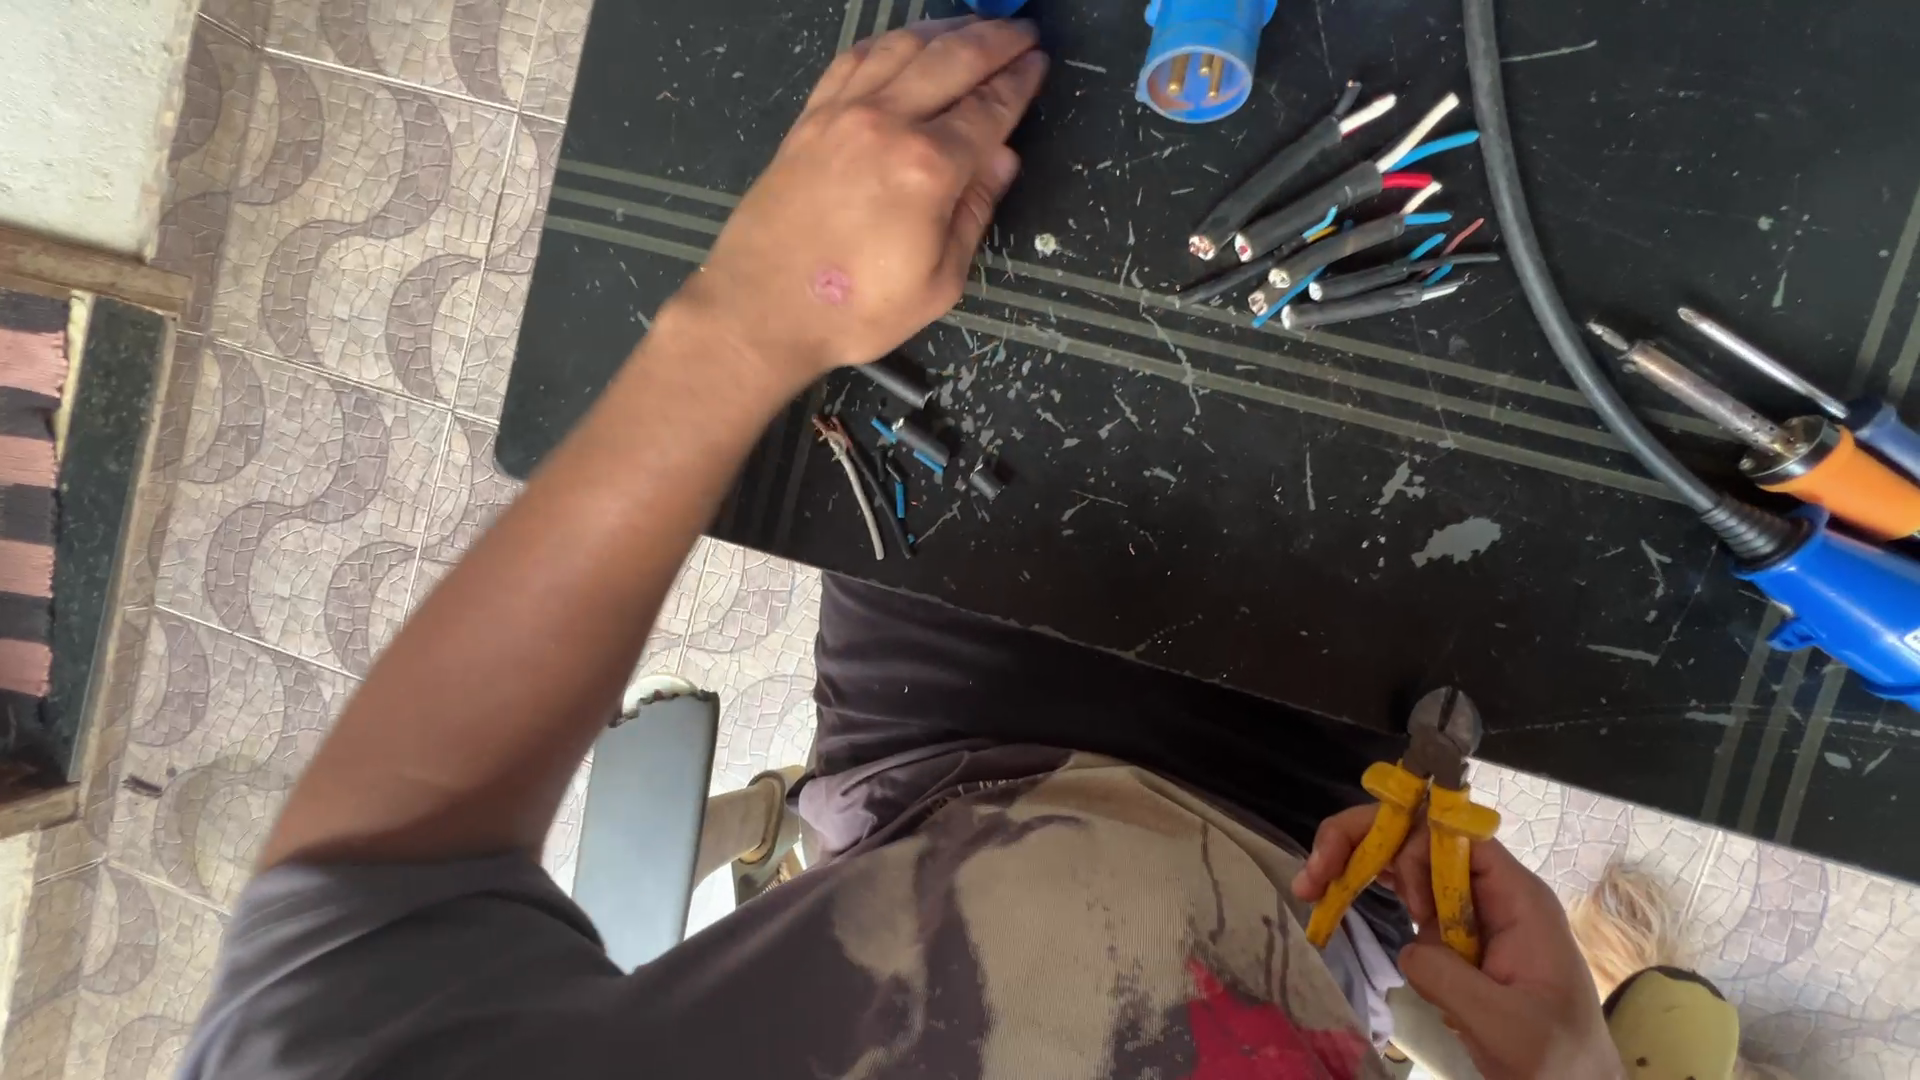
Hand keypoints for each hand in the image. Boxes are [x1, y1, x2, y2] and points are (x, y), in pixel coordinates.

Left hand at [675, 17, 1047, 389]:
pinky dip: (888, 42)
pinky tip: (905, 43)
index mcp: (928, 169)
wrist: (764, 310)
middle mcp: (887, 123)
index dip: (1018, 84)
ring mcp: (842, 114)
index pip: (987, 111)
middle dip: (994, 41)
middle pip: (951, 61)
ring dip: (946, 30)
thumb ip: (974, 215)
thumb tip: (1003, 160)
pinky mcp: (809, 119)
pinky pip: (854, 60)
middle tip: (1022, 31)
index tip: (1038, 64)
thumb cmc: (857, 312)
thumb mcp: (938, 284)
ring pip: (903, 47)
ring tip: (974, 27)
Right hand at [1292, 805, 1622, 1079]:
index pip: (1452, 833)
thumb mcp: (1506, 1025)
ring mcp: (1464, 904)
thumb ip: (1448, 975)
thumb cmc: (1556, 1064)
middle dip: (1360, 842)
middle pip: (1413, 833)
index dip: (1407, 840)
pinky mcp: (1446, 925)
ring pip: (1398, 855)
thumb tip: (1406, 946)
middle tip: (1316, 874)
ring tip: (1311, 887)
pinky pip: (1399, 887)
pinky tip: (1330, 896)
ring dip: (1351, 861)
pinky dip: (1361, 885)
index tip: (1385, 886)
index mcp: (1515, 896)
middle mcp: (1486, 887)